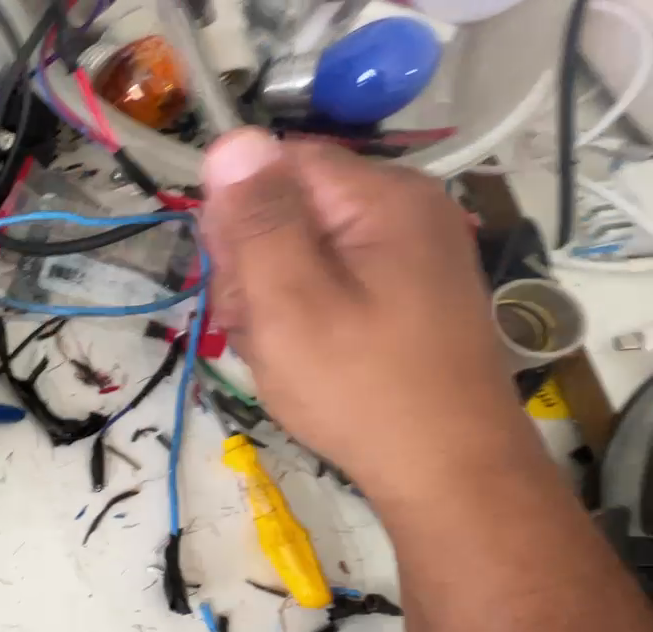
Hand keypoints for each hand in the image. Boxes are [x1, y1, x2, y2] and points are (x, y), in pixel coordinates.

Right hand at [200, 129, 534, 502]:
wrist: (438, 460)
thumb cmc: (354, 383)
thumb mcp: (289, 301)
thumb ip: (258, 221)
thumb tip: (230, 141)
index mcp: (380, 199)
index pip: (278, 164)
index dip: (232, 214)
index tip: (222, 275)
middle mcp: (401, 210)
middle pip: (286, 205)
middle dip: (247, 261)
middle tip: (248, 320)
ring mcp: (404, 250)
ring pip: (296, 246)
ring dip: (263, 293)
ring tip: (269, 343)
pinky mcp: (399, 287)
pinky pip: (322, 276)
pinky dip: (291, 309)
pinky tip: (292, 347)